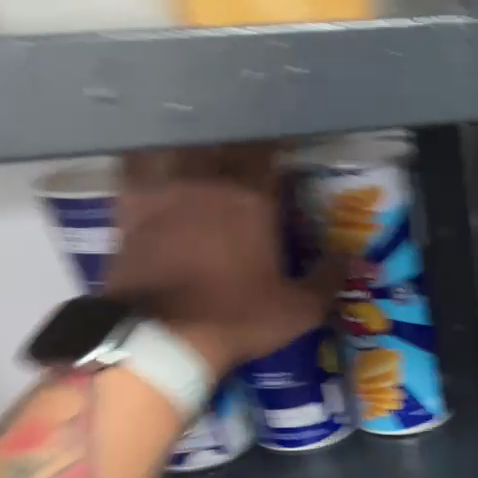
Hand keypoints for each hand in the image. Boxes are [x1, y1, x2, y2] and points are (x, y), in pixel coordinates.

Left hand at [109, 143, 343, 376]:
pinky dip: (148, 156)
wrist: (162, 336)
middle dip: (238, 141)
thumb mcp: (298, 310)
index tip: (286, 150)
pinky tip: (153, 158)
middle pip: (223, 143)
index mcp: (252, 200)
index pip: (269, 155)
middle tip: (246, 147)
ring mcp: (163, 190)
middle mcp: (207, 182)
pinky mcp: (128, 206)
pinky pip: (136, 165)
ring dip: (193, 141)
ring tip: (201, 145)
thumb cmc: (238, 319)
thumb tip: (349, 258)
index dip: (279, 147)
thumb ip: (327, 280)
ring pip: (178, 144)